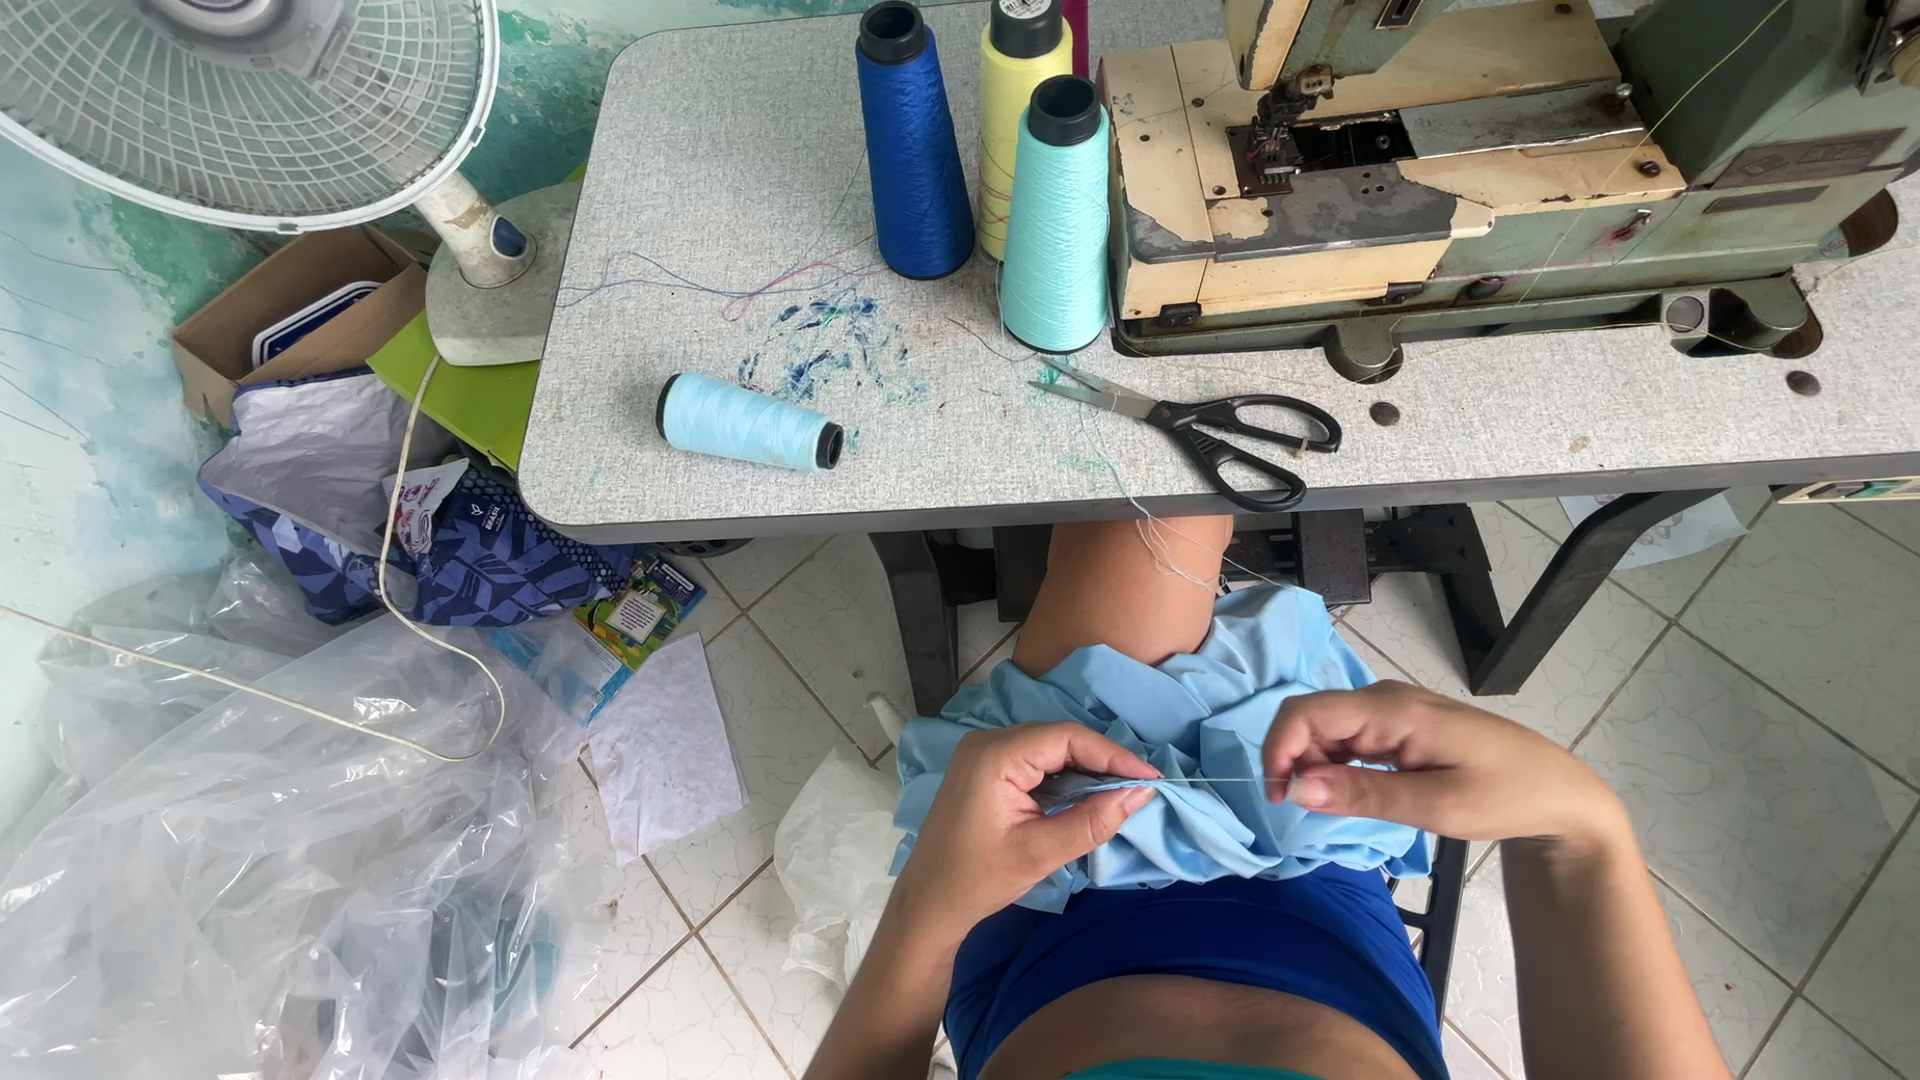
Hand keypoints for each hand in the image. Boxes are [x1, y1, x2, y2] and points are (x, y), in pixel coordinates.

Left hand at [893, 723, 1158, 935]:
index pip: (1066, 738)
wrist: (928, 901)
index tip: (1150, 777)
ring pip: (1048, 747)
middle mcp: (987, 741)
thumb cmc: (978, 880)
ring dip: (1084, 767)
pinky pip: (1034, 759)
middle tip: (1140, 786)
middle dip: (1101, 760)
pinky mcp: (986, 766)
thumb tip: (1140, 793)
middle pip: (1058, 738)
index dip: (1112, 754)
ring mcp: (984, 751)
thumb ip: (1091, 821)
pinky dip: (1062, 774)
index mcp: (995, 755)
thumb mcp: (1040, 853)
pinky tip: (1086, 793)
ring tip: (1121, 790)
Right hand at [1262, 680, 1628, 847]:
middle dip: (1294, 759)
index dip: (1278, 748)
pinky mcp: (1397, 722)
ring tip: (1333, 803)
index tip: (1280, 796)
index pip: (1305, 712)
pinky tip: (1350, 788)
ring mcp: (1390, 707)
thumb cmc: (1507, 797)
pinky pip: (1348, 734)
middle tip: (1305, 807)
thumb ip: (1362, 795)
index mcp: (1391, 709)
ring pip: (1326, 726)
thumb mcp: (1436, 806)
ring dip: (1314, 763)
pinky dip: (1335, 762)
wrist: (1563, 794)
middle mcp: (1383, 697)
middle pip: (1311, 717)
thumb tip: (1296, 788)